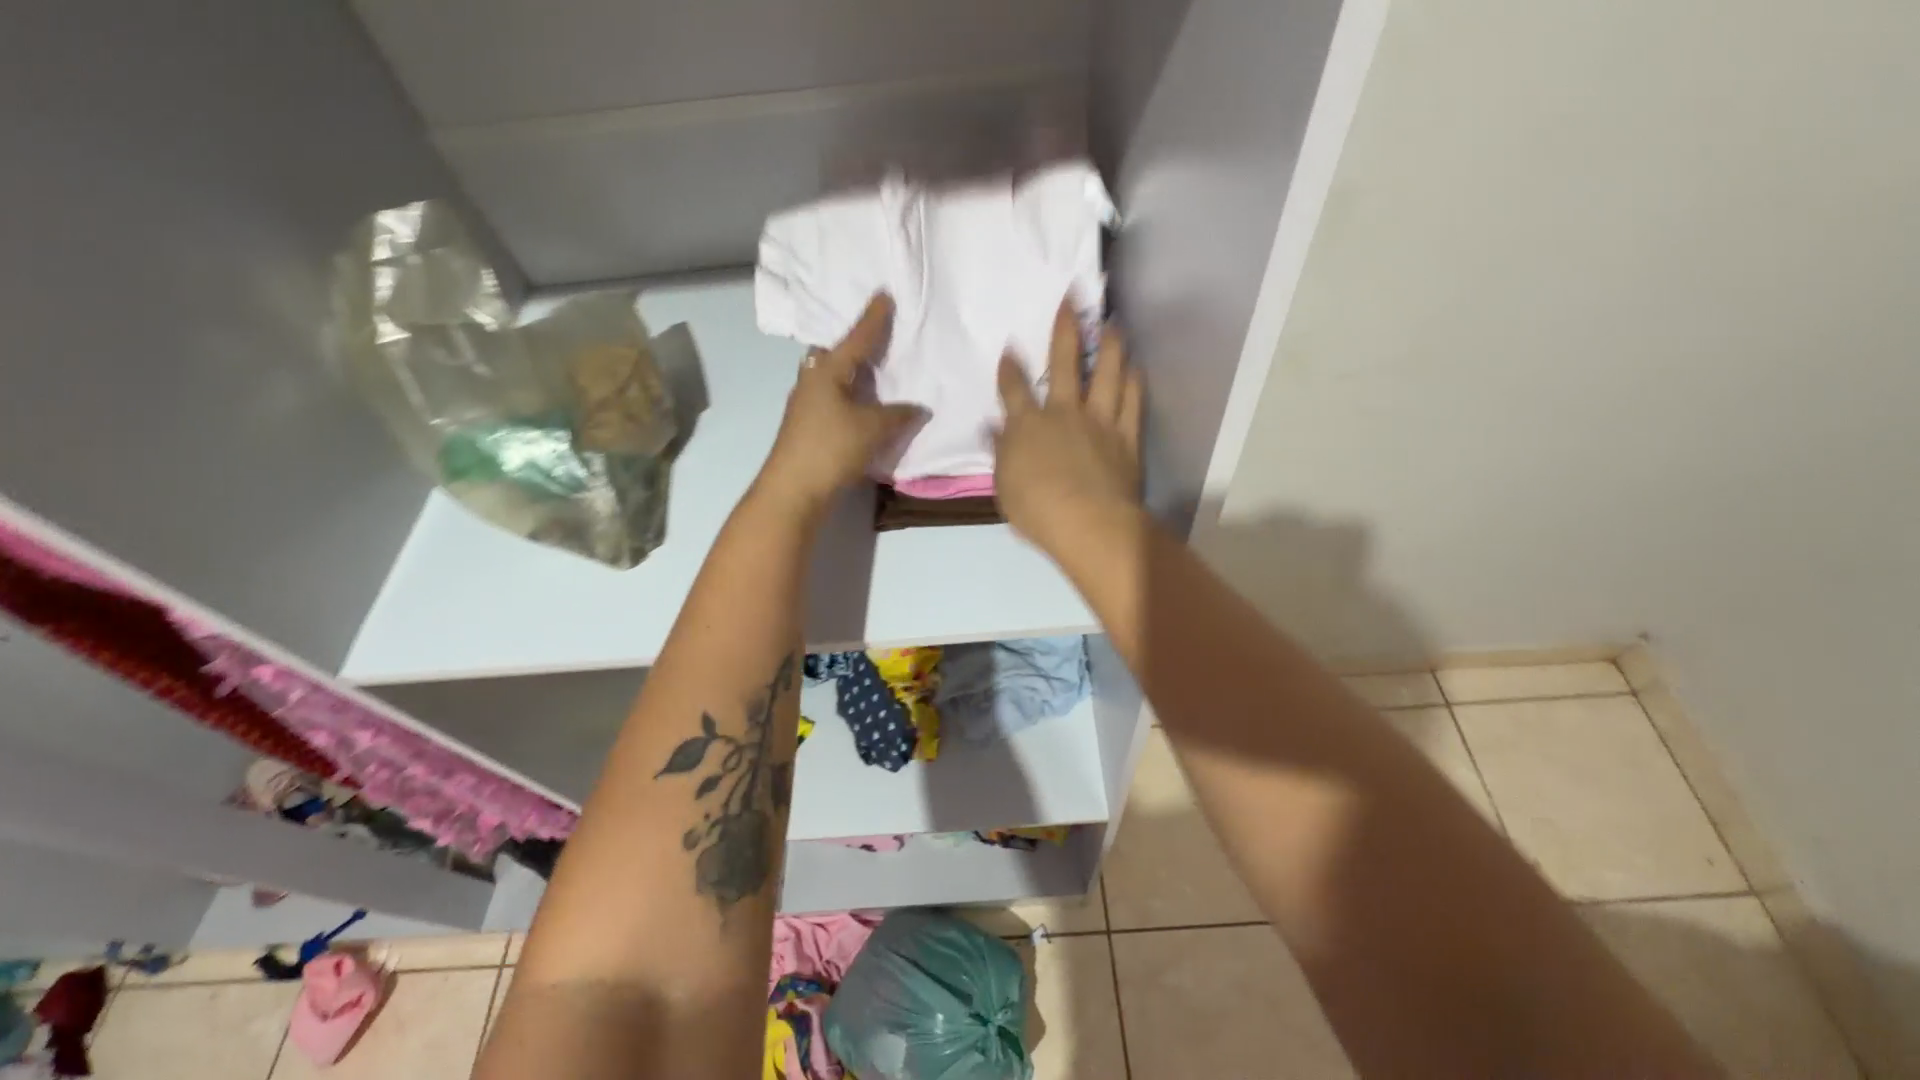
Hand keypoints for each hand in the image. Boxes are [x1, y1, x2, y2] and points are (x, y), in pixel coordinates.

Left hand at [755, 293, 923, 514]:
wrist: (792, 490)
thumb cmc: (831, 448)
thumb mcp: (873, 429)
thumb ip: (899, 415)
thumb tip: (918, 408)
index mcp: (828, 372)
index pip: (857, 338)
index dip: (874, 318)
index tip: (884, 294)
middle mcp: (812, 381)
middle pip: (833, 355)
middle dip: (853, 345)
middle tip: (874, 336)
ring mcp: (805, 405)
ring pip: (830, 378)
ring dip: (849, 373)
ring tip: (872, 370)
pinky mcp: (805, 428)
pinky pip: (832, 399)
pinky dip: (848, 396)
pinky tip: (860, 406)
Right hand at [995, 301, 1143, 557]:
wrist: (1088, 523)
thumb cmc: (1037, 511)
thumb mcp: (1004, 486)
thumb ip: (1001, 452)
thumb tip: (994, 428)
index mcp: (1027, 426)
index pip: (1014, 389)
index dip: (1010, 367)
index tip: (1011, 348)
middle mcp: (1063, 413)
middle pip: (1064, 363)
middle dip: (1065, 328)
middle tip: (1071, 298)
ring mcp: (1099, 421)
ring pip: (1106, 373)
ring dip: (1108, 346)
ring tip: (1111, 323)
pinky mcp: (1127, 436)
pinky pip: (1132, 402)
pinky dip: (1134, 382)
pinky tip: (1135, 368)